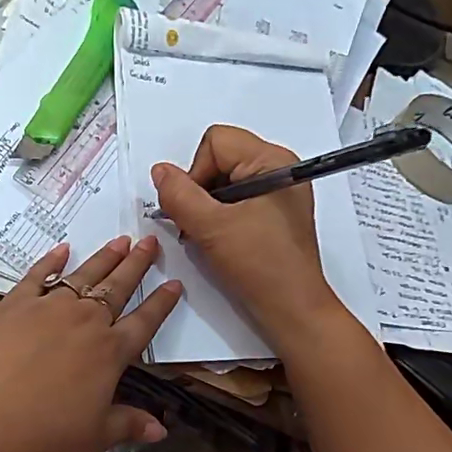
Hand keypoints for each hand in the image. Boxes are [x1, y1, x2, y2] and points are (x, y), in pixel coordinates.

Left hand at [0, 237, 183, 451]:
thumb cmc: (37, 434)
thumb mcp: (92, 438)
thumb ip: (128, 425)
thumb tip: (162, 428)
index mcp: (109, 353)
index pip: (145, 322)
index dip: (162, 303)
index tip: (175, 283)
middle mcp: (83, 322)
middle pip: (117, 287)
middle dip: (137, 264)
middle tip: (150, 242)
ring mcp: (46, 308)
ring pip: (83, 275)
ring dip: (104, 257)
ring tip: (120, 240)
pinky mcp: (12, 304)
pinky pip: (38, 275)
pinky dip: (51, 260)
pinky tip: (62, 249)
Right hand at [151, 125, 345, 339]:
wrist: (291, 309)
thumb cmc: (262, 267)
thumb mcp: (211, 228)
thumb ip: (179, 195)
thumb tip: (160, 172)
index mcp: (272, 161)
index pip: (215, 142)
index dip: (195, 173)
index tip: (196, 209)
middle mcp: (278, 169)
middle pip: (218, 159)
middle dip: (200, 191)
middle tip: (199, 226)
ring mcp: (276, 193)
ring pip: (223, 183)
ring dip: (206, 209)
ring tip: (209, 238)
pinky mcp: (272, 215)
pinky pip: (234, 202)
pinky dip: (219, 219)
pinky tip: (219, 243)